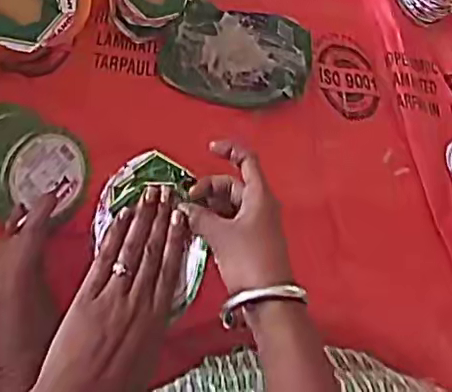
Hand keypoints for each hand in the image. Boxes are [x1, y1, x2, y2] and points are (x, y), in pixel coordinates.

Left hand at [32, 188, 190, 391]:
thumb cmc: (111, 390)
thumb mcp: (146, 360)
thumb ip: (154, 327)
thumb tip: (161, 309)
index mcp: (155, 319)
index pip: (171, 267)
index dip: (177, 237)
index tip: (182, 215)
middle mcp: (137, 301)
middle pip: (154, 250)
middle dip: (162, 217)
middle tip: (168, 192)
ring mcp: (112, 295)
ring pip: (132, 247)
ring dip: (143, 217)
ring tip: (149, 194)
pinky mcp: (87, 296)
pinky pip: (105, 257)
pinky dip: (115, 233)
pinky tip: (122, 216)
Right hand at [182, 140, 292, 296]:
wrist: (269, 302)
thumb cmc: (249, 260)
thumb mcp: (221, 235)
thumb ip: (200, 217)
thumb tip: (183, 207)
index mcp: (259, 194)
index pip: (246, 159)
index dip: (229, 149)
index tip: (210, 148)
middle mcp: (260, 204)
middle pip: (232, 184)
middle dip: (208, 188)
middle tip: (187, 201)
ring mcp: (257, 223)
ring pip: (229, 205)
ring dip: (208, 207)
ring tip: (187, 217)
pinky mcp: (251, 242)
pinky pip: (230, 222)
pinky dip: (214, 222)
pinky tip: (197, 231)